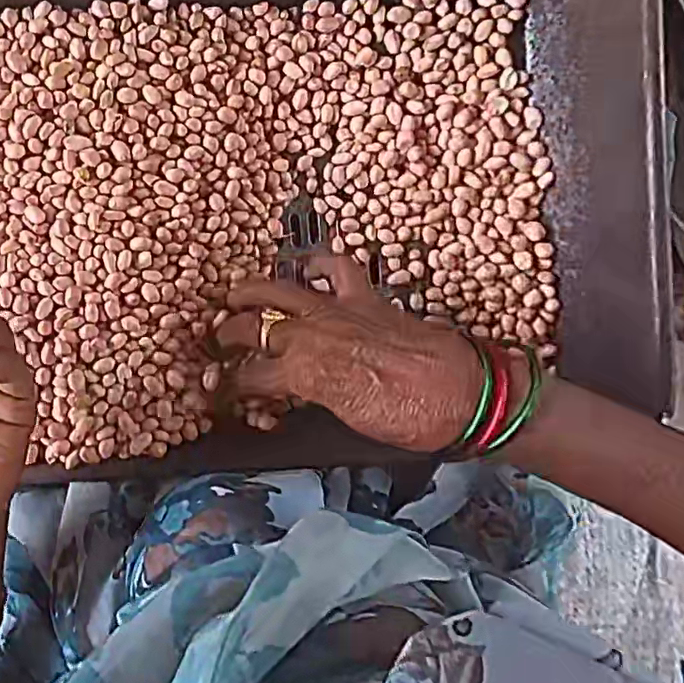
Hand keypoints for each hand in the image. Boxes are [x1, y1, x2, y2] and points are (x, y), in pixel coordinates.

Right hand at [215, 257, 493, 453]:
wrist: (467, 396)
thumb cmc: (409, 418)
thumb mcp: (345, 419)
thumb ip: (308, 397)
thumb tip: (289, 392)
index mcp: (302, 372)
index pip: (247, 377)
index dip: (226, 386)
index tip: (218, 391)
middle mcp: (311, 334)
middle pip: (251, 328)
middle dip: (226, 336)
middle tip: (216, 342)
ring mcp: (337, 310)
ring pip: (278, 290)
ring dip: (251, 292)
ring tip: (235, 295)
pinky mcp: (365, 298)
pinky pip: (336, 268)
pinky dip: (318, 263)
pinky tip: (305, 265)